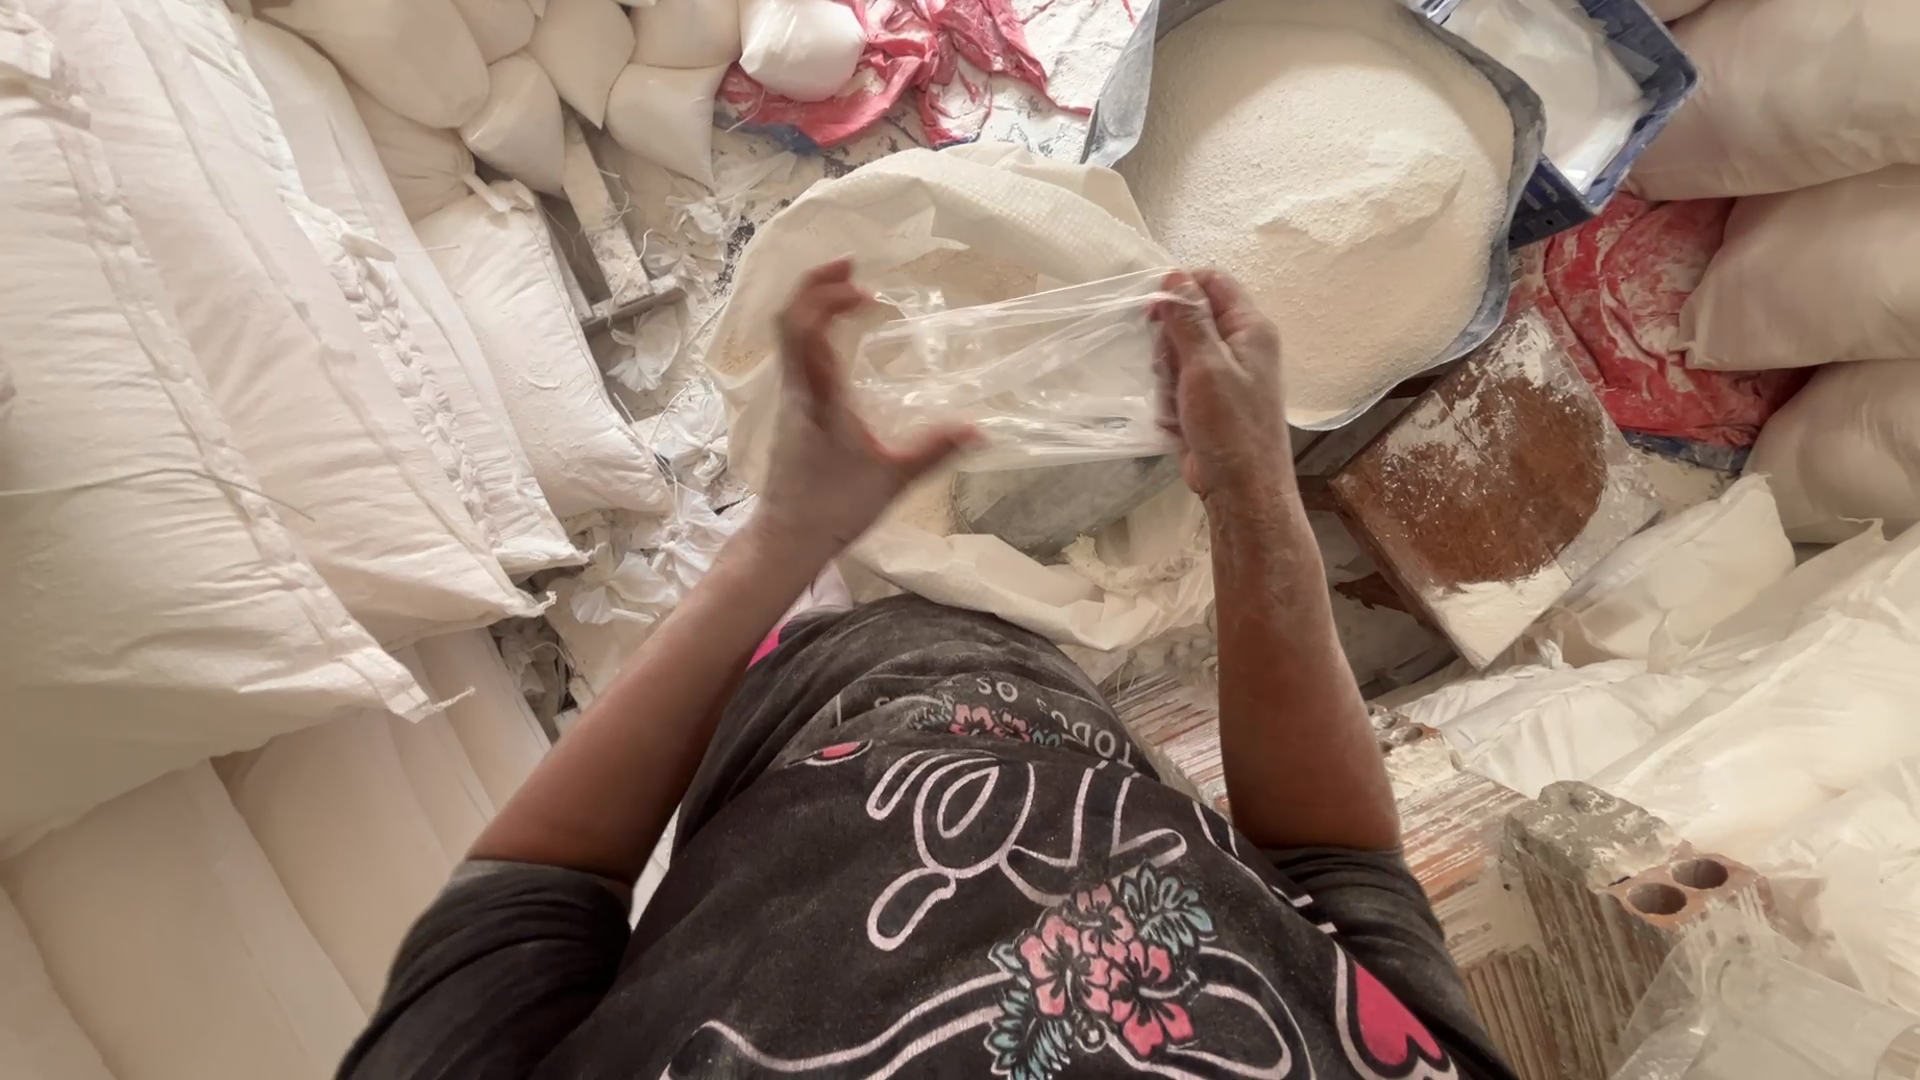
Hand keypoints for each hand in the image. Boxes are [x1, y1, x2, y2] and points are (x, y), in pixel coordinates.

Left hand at [755, 260, 979, 556]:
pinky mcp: (792, 415)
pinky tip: (840, 342)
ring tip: (848, 293)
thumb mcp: (893, 479)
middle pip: (787, 319)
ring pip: (787, 337)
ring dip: (812, 306)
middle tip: (852, 266)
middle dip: (816, 284)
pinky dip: (813, 333)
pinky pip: (795, 357)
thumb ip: (935, 451)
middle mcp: (797, 389)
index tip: (864, 287)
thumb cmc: (834, 508)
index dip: (826, 294)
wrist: (786, 539)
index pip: (804, 326)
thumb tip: (981, 432)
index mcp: (818, 396)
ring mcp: (789, 401)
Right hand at [1151, 270, 1291, 508]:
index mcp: (1250, 328)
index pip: (1212, 283)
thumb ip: (1189, 320)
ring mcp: (1223, 377)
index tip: (1151, 313)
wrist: (1240, 488)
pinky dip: (1171, 404)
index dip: (1179, 290)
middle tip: (1171, 372)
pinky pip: (1176, 388)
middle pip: (1188, 322)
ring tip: (1178, 406)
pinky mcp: (1208, 404)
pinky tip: (1179, 424)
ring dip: (1167, 381)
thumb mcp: (1205, 367)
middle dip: (1169, 347)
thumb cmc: (1229, 426)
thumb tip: (1175, 276)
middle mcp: (1240, 347)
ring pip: (1177, 358)